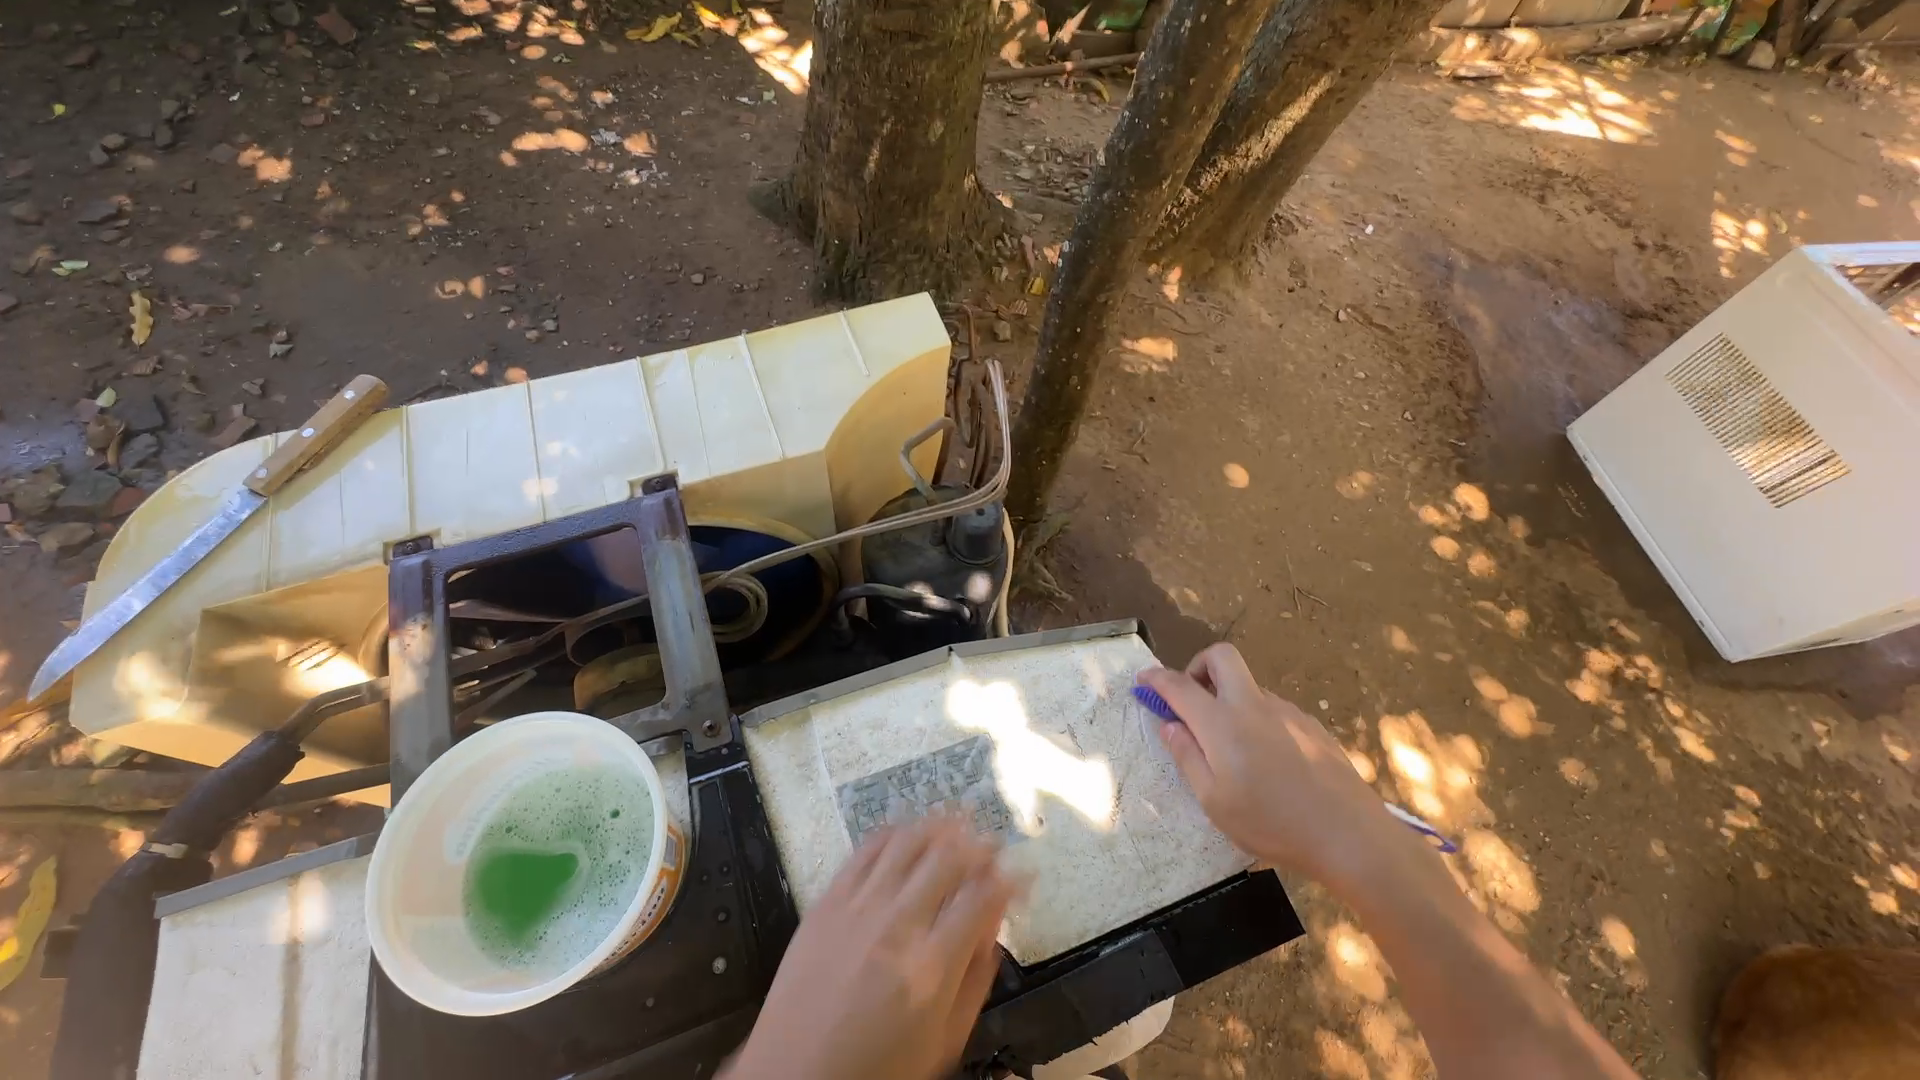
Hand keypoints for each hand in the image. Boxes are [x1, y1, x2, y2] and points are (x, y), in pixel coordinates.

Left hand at [723, 819, 1013, 1079]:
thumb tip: (995, 924)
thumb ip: (975, 978)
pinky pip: (865, 850)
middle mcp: (897, 925)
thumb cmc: (878, 1066)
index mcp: (931, 967)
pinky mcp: (828, 900)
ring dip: (939, 826)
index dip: (1010, 879)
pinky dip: (893, 832)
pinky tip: (908, 830)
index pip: (983, 899)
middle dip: (979, 843)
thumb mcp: (943, 1039)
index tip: (1022, 873)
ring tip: (957, 820)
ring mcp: (858, 907)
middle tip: (992, 842)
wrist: (795, 1074)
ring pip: (908, 843)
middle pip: (949, 859)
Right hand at [1139, 643, 1404, 885]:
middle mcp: (1253, 705)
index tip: (1143, 680)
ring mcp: (1287, 711)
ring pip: (1249, 687)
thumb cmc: (1272, 824)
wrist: (1350, 835)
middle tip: (1192, 699)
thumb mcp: (1214, 802)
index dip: (1156, 678)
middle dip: (1198, 666)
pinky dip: (1257, 720)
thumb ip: (1187, 758)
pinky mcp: (1312, 725)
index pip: (1179, 685)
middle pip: (1221, 657)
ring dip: (1230, 700)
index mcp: (1222, 724)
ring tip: (1233, 749)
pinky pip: (1273, 709)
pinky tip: (1268, 762)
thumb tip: (1170, 725)